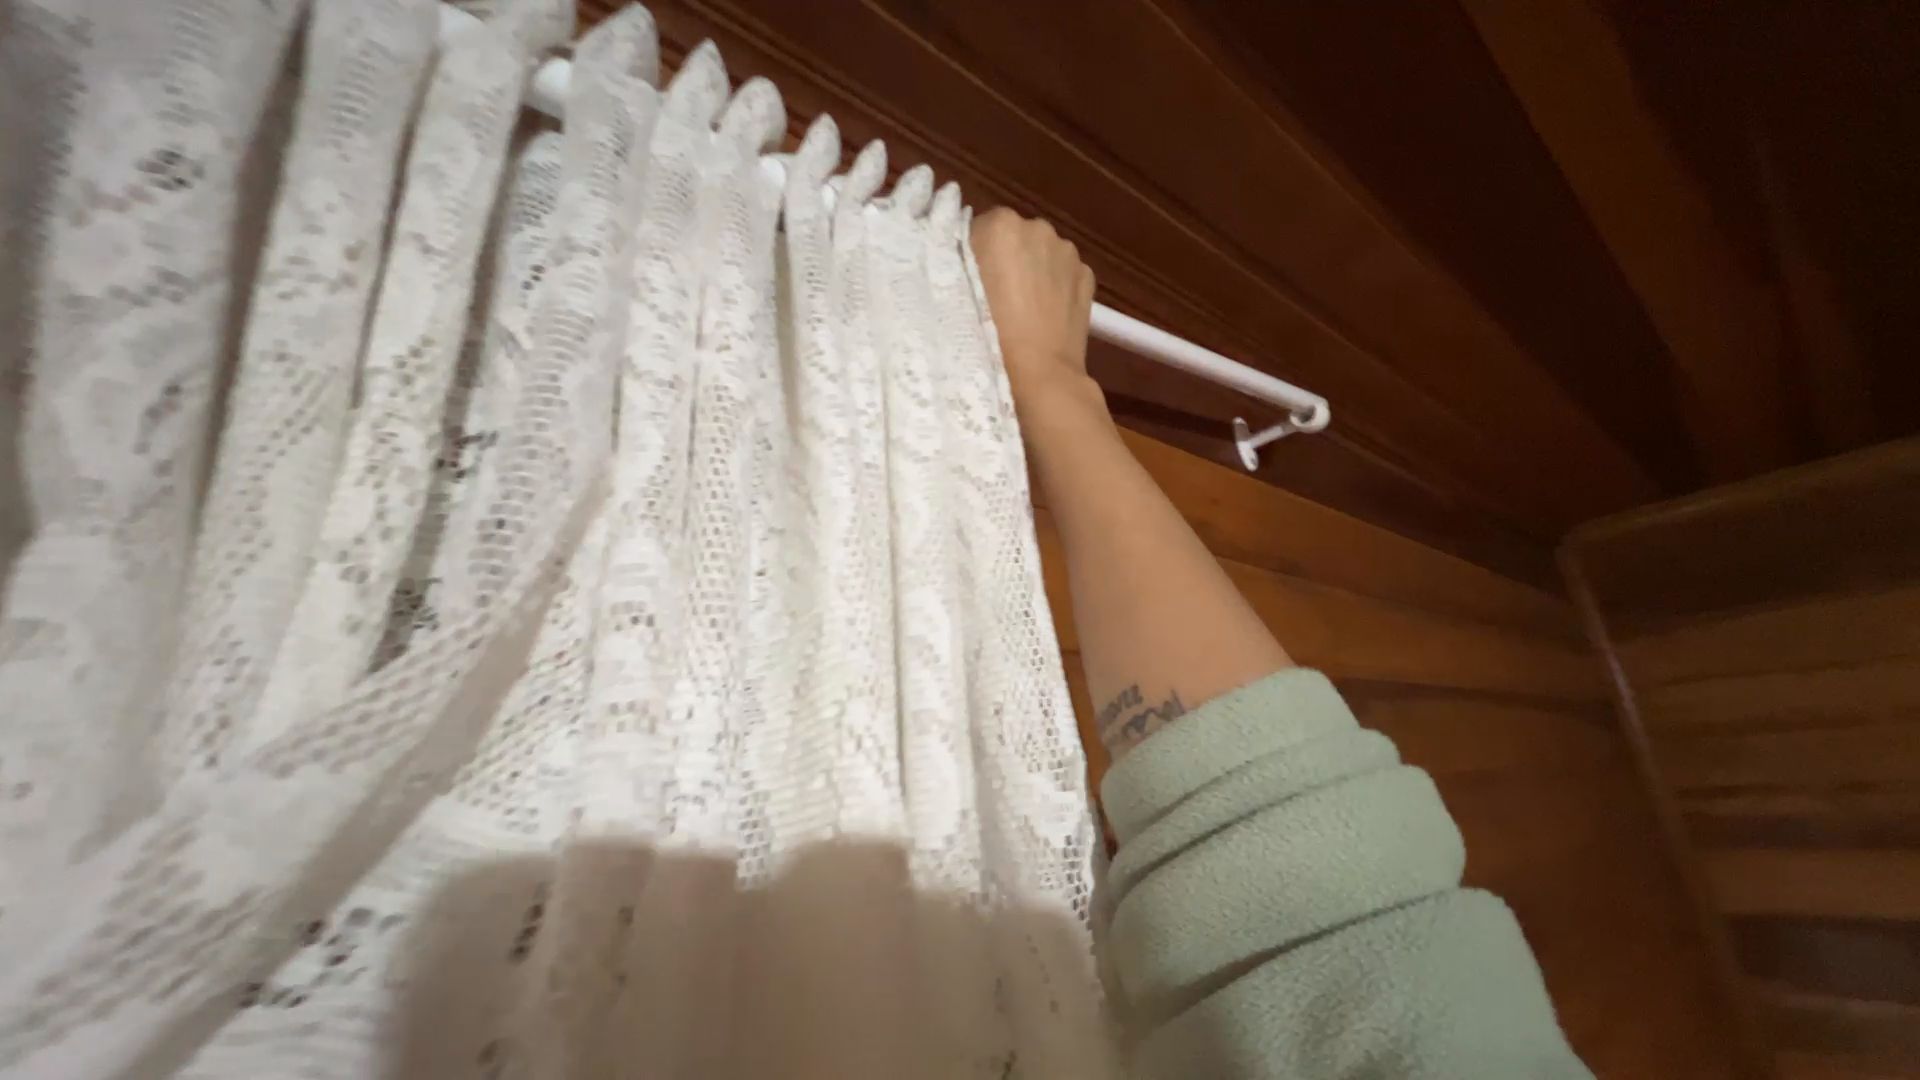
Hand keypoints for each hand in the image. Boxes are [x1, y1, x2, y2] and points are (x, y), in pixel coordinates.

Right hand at [970, 208, 1101, 419]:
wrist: (1039, 374)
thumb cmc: (987, 336)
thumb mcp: (957, 293)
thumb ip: (962, 261)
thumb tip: (969, 250)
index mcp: (1000, 225)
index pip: (979, 228)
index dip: (975, 256)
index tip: (972, 284)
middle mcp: (1037, 227)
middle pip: (1015, 237)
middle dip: (1007, 259)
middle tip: (997, 299)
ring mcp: (1067, 251)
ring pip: (1042, 254)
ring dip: (1034, 271)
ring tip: (1024, 311)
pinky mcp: (1087, 275)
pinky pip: (1065, 273)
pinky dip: (1057, 287)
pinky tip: (1046, 315)